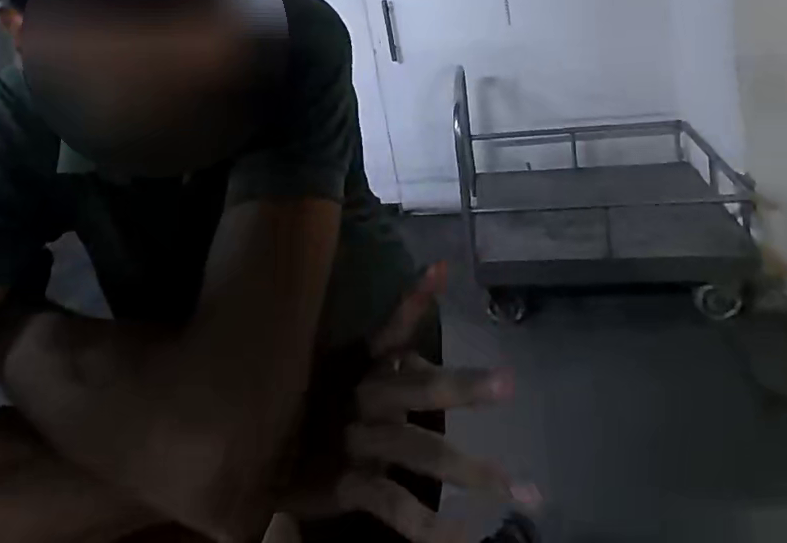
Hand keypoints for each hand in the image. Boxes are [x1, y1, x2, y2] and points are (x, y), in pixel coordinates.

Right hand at [282, 262, 538, 542]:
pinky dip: (430, 526)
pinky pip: (394, 505)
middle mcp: (363, 396)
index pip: (391, 327)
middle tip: (508, 383)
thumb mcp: (351, 367)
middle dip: (462, 386)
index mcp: (361, 363)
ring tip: (520, 490)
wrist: (265, 452)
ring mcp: (356, 441)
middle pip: (418, 388)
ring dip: (471, 471)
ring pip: (420, 451)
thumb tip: (431, 302)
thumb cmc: (319, 399)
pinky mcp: (347, 484)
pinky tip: (466, 538)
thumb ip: (392, 344)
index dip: (414, 301)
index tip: (442, 270)